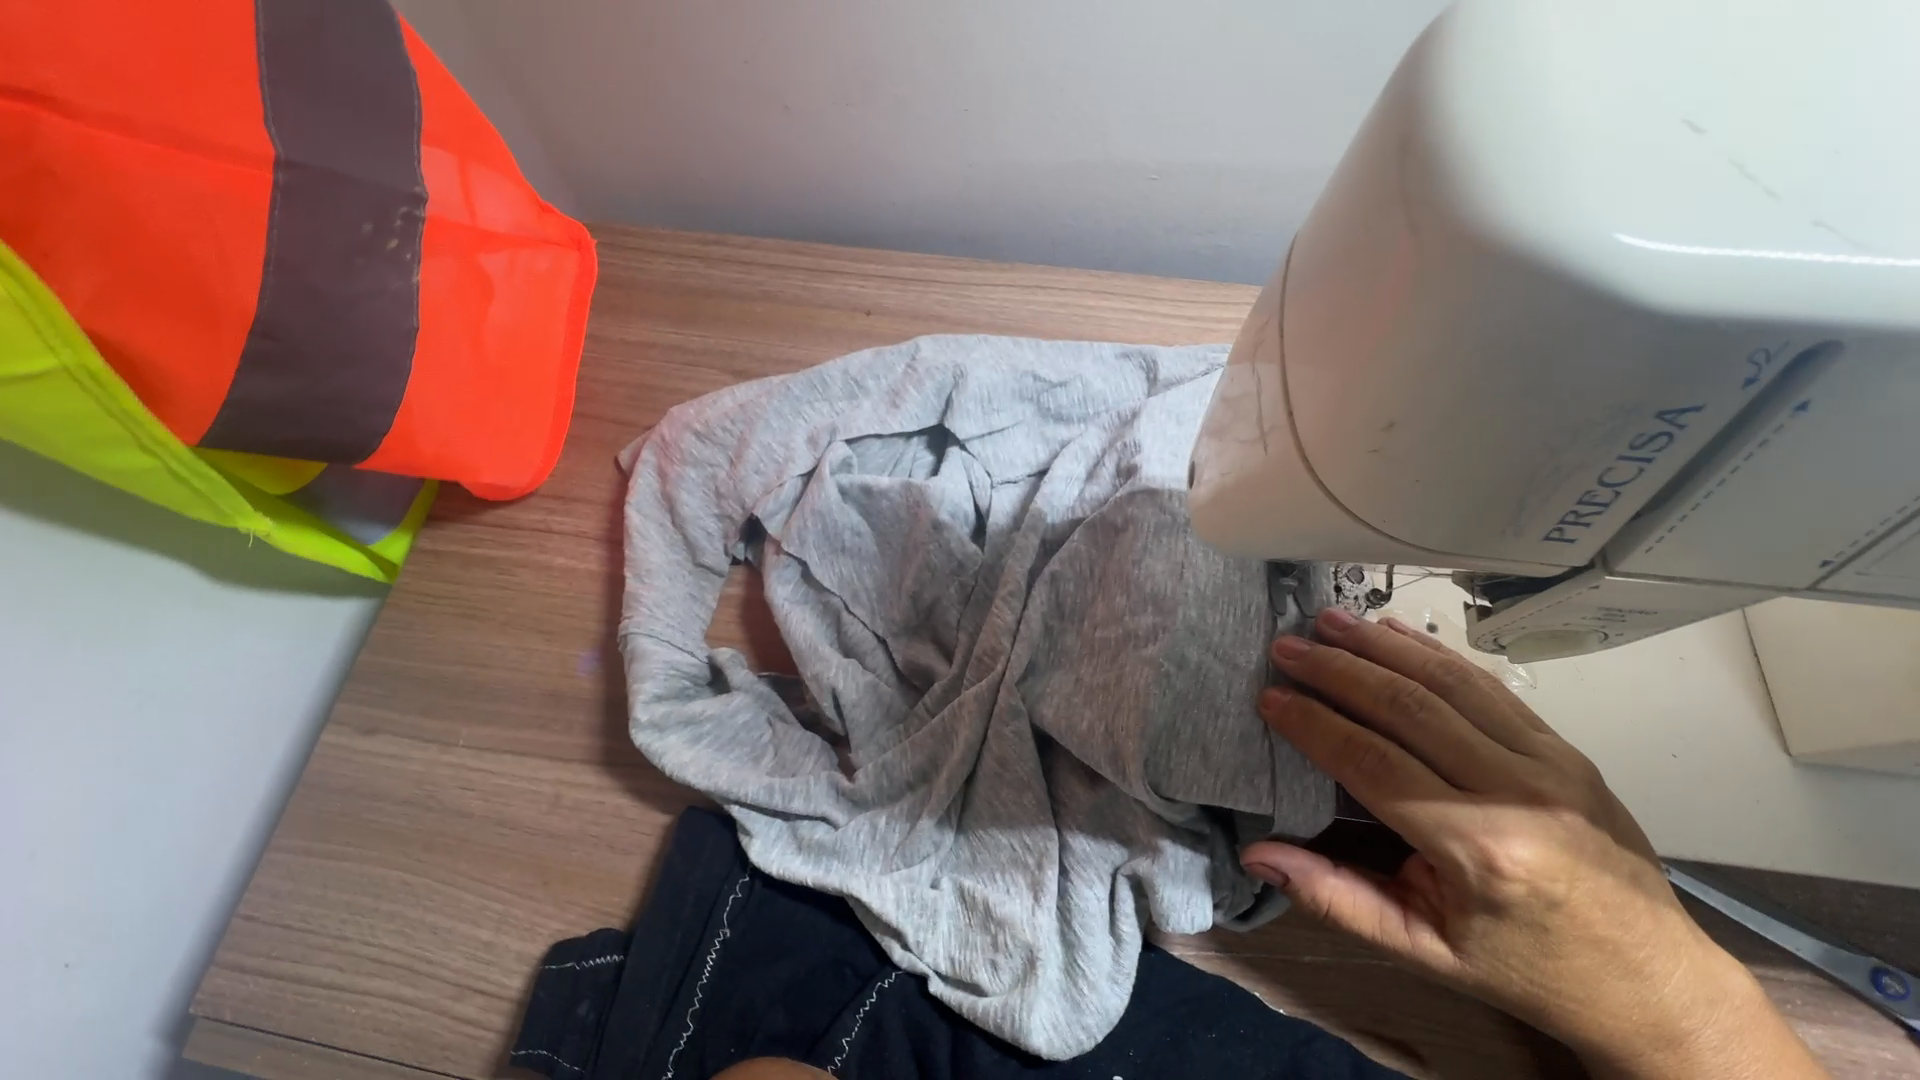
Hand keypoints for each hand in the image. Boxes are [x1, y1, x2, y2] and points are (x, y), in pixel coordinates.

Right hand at [1242, 609, 1827, 1079]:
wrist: (1653, 979)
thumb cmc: (1524, 969)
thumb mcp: (1423, 952)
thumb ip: (1336, 898)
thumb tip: (1256, 855)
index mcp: (1479, 849)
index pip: (1374, 763)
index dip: (1315, 725)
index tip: (1269, 696)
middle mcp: (1518, 792)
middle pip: (1409, 708)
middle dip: (1338, 670)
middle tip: (1285, 645)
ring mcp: (1550, 762)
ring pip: (1450, 683)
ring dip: (1382, 646)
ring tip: (1328, 619)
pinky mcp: (1565, 748)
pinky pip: (1489, 686)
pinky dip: (1434, 653)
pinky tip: (1393, 632)